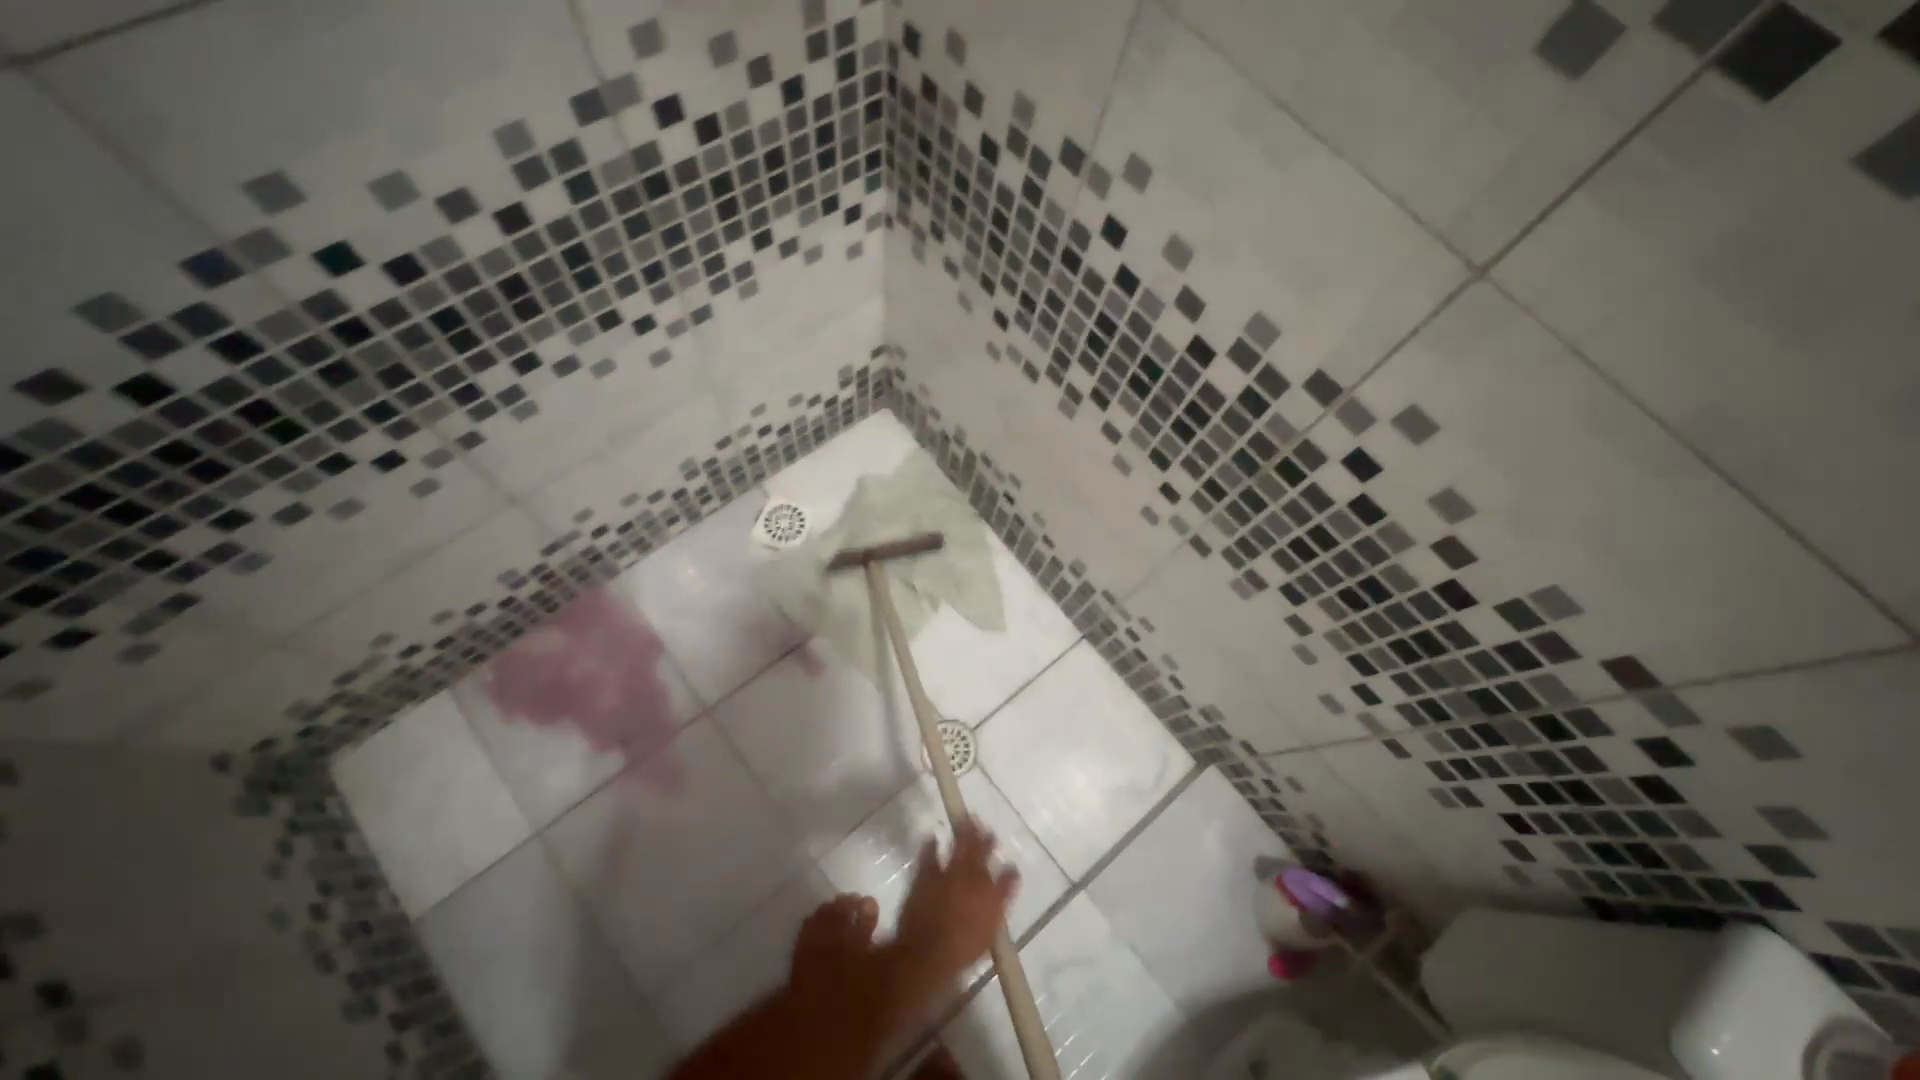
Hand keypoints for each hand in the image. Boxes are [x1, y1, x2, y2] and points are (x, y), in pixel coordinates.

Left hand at [893, 817, 1020, 987]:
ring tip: (966, 819)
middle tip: (986, 825)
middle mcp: (972, 880)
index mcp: (991, 896)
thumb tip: (1011, 879)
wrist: (928, 952)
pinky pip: (929, 855)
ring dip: (963, 833)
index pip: (1006, 877)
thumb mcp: (988, 934)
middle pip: (981, 854)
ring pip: (958, 847)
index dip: (1008, 869)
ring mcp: (948, 875)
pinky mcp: (925, 877)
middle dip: (984, 839)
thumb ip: (999, 906)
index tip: (1011, 864)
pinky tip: (931, 837)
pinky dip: (930, 846)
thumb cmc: (961, 951)